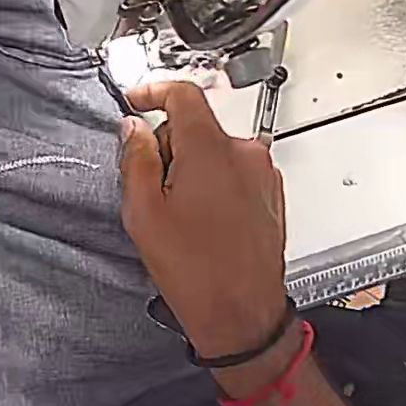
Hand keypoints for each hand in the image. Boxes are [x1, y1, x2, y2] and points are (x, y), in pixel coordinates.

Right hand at [118, 81, 291, 390]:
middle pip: (196, 126)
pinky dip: (213, 183)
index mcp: (210, 150)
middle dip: (167, 145)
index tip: (138, 100)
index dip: (153, 92)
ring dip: (191, 167)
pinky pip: (234, 171)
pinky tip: (202, 220)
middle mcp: (244, 154)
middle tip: (151, 185)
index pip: (183, 94)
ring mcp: (262, 174)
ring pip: (215, 149)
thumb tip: (134, 129)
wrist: (241, 313)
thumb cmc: (198, 272)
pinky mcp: (270, 193)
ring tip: (179, 214)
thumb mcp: (144, 213)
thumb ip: (136, 159)